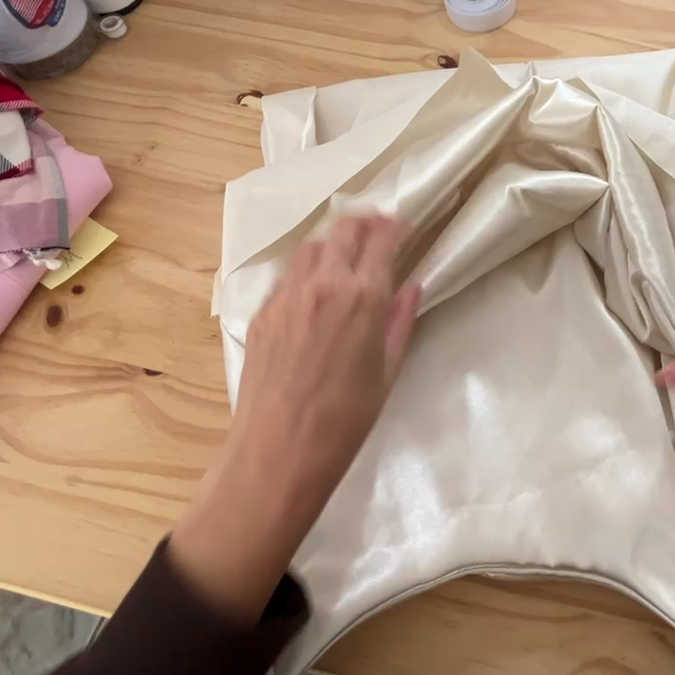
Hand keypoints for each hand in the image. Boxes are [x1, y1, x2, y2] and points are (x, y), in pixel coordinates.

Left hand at [170, 215, 420, 621]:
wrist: (277, 452)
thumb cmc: (346, 419)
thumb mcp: (388, 371)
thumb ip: (401, 321)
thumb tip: (412, 286)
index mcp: (364, 298)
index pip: (382, 240)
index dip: (396, 226)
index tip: (405, 225)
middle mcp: (324, 285)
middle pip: (344, 229)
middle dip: (365, 222)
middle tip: (378, 228)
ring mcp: (287, 295)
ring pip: (311, 246)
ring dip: (333, 241)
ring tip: (345, 253)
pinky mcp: (262, 312)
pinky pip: (287, 275)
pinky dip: (306, 269)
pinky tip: (314, 288)